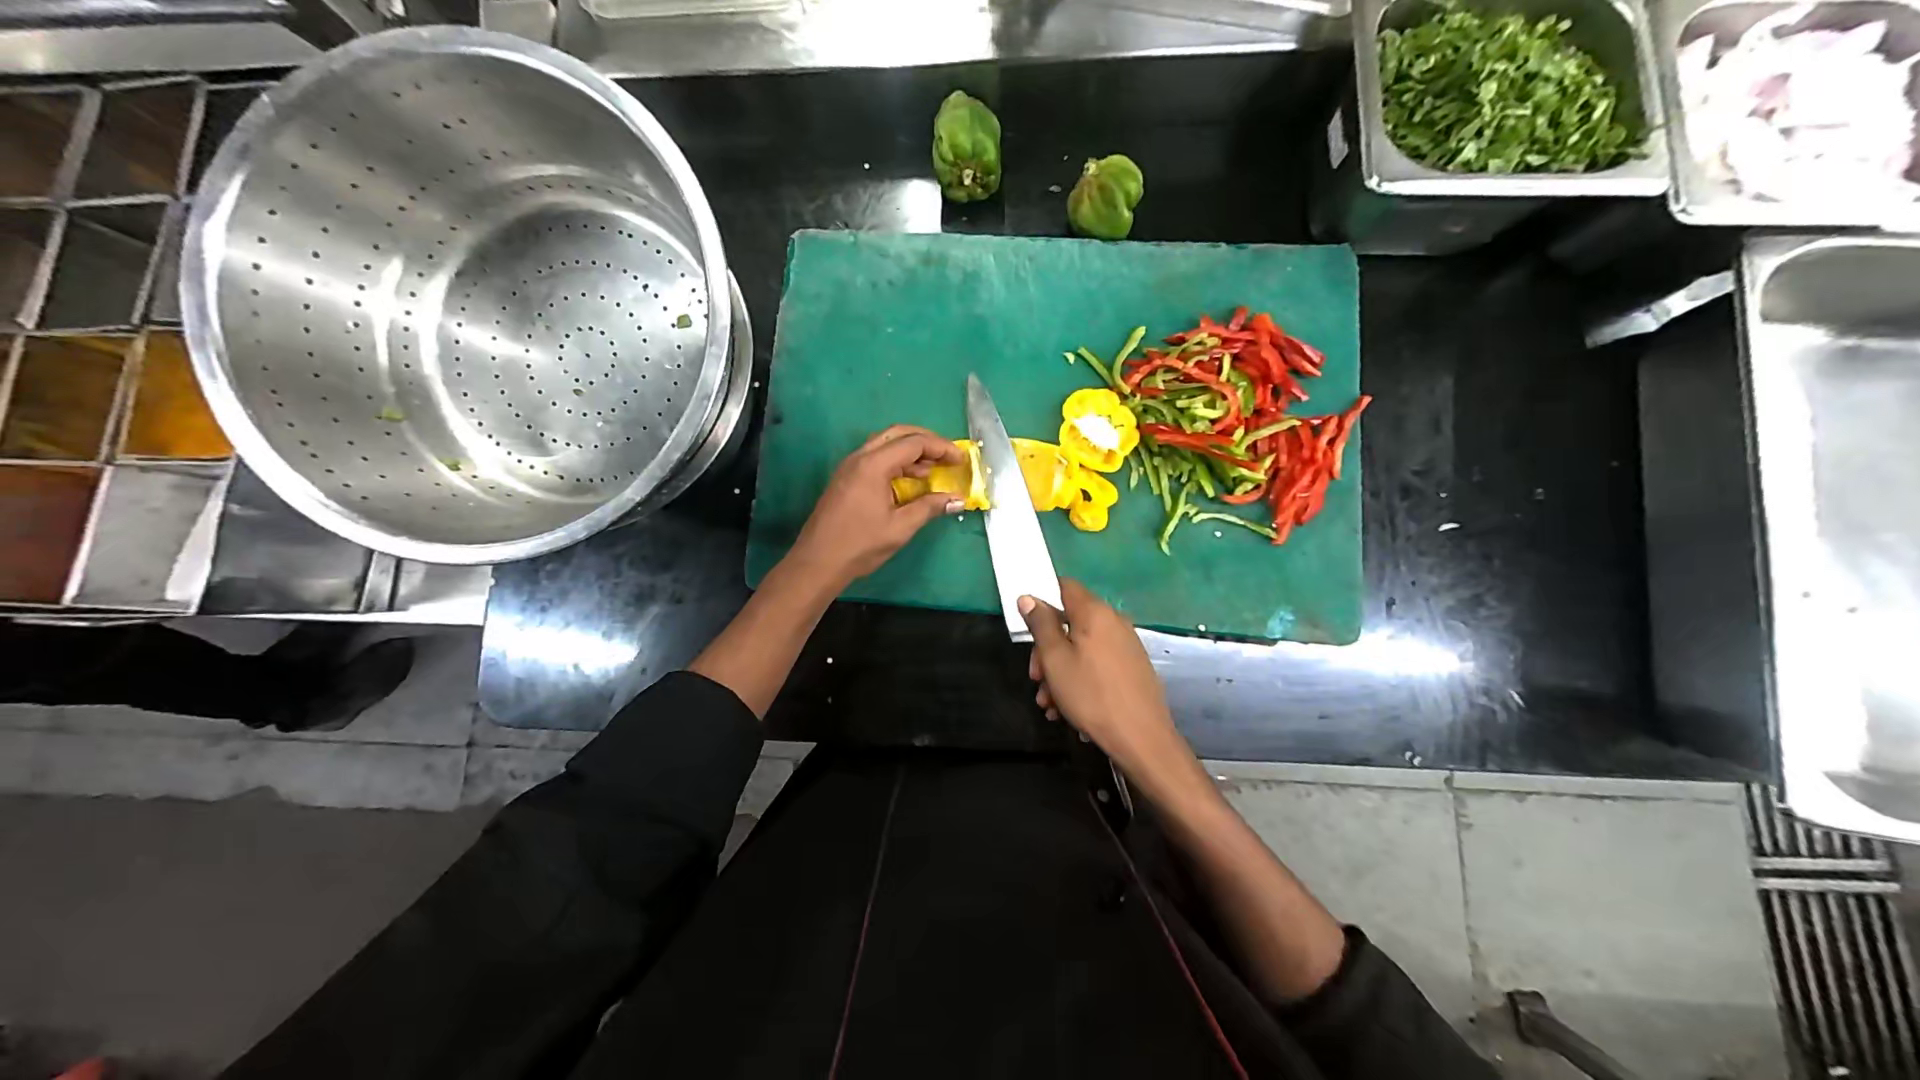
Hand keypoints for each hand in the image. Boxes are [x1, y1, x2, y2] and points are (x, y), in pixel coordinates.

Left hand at [787, 424, 963, 589]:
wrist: (818, 562)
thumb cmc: (860, 545)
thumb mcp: (901, 527)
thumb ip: (930, 508)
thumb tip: (957, 499)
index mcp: (873, 465)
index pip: (914, 443)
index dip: (941, 448)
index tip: (961, 460)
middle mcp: (860, 457)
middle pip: (898, 434)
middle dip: (926, 441)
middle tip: (948, 456)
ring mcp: (849, 466)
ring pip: (885, 444)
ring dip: (911, 451)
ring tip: (933, 470)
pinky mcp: (845, 478)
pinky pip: (875, 458)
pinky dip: (896, 462)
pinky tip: (909, 481)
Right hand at [1020, 579, 1187, 784]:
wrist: (1141, 737)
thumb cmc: (1091, 695)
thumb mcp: (1055, 660)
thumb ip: (1040, 624)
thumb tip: (1029, 598)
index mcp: (1094, 612)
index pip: (1064, 586)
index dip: (1042, 601)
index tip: (1028, 629)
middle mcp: (1114, 621)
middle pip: (1070, 622)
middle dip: (1047, 649)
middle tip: (1037, 679)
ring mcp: (1127, 645)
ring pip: (1082, 648)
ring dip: (1060, 671)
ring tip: (1050, 704)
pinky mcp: (1133, 667)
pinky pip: (1098, 663)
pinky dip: (1081, 679)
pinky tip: (1070, 709)